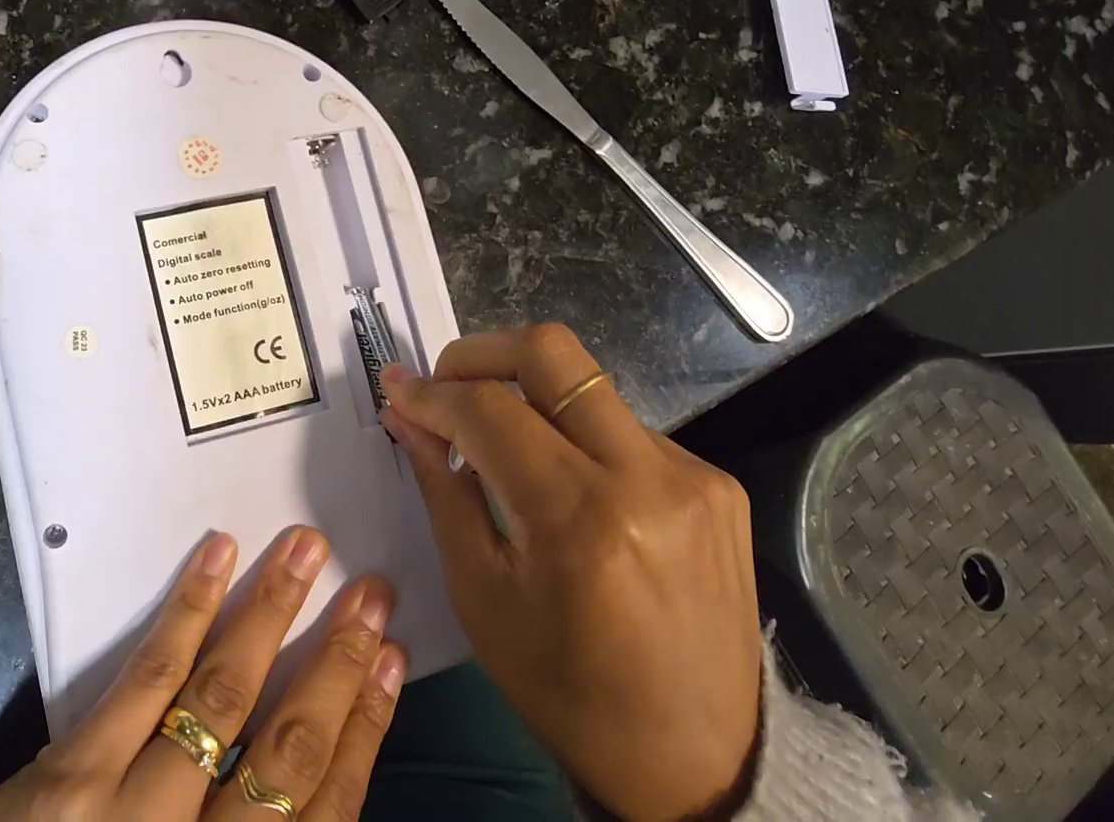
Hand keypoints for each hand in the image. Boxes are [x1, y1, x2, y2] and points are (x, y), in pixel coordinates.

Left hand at [0, 527, 406, 821]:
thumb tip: (306, 771)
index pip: (328, 808)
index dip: (367, 727)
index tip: (392, 659)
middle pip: (288, 747)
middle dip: (336, 663)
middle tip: (373, 592)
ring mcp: (135, 808)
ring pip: (223, 695)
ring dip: (270, 614)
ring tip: (308, 551)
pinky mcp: (75, 774)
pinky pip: (148, 679)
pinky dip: (190, 613)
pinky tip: (219, 558)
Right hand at [379, 325, 761, 821]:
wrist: (700, 762)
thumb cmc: (566, 691)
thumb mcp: (481, 595)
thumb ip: (443, 490)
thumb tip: (407, 416)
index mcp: (580, 519)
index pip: (489, 410)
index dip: (432, 392)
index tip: (397, 389)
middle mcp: (646, 477)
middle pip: (552, 352)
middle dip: (479, 351)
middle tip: (443, 382)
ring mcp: (692, 475)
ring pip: (587, 387)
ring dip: (528, 397)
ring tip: (497, 444)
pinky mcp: (717, 483)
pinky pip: (623, 430)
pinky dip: (574, 437)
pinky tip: (561, 484)